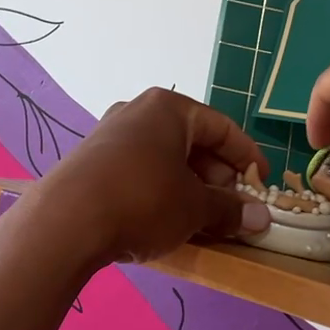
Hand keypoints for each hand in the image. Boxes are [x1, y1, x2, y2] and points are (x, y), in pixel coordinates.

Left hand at [30, 88, 271, 265]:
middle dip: (217, 176)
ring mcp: (111, 134)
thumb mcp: (195, 207)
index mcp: (169, 108)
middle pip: (192, 141)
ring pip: (165, 157)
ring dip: (189, 186)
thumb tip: (261, 219)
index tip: (263, 185)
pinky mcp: (92, 160)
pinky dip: (161, 190)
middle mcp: (138, 111)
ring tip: (204, 220)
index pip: (222, 127)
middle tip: (233, 209)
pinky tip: (166, 220)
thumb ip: (230, 209)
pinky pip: (140, 170)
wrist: (65, 221)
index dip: (247, 157)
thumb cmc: (142, 200)